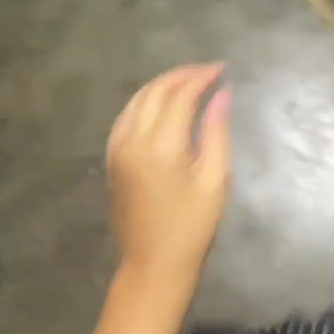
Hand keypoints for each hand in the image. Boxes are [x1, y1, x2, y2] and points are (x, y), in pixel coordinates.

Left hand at [106, 63, 230, 285]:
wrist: (153, 264)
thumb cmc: (192, 226)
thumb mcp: (214, 180)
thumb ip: (216, 132)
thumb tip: (222, 94)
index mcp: (162, 145)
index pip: (180, 95)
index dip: (201, 77)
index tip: (221, 69)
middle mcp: (134, 139)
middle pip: (156, 91)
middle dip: (182, 75)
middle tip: (208, 72)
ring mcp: (117, 147)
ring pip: (137, 99)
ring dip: (162, 84)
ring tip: (188, 81)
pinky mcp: (111, 157)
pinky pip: (126, 116)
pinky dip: (144, 101)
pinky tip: (160, 102)